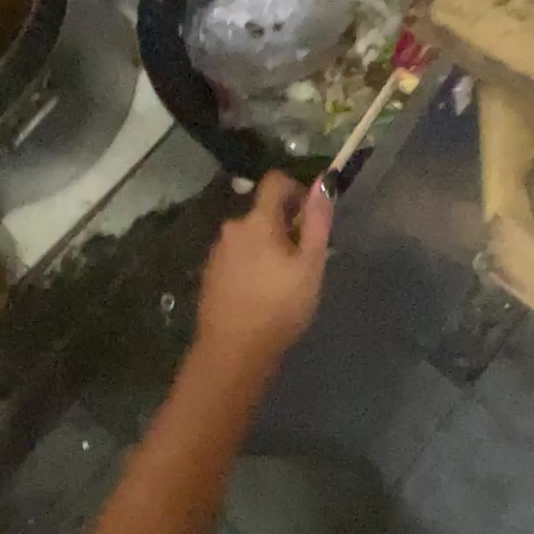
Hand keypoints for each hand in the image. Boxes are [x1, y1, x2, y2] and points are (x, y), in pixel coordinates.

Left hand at [195, 172, 333, 363]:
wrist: (233, 352)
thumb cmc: (280, 306)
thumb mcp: (310, 264)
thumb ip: (317, 221)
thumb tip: (323, 182)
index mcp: (258, 220)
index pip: (275, 181)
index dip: (297, 190)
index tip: (311, 217)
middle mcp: (232, 228)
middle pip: (263, 211)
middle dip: (285, 225)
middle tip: (304, 258)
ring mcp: (217, 252)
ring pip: (249, 235)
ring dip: (268, 246)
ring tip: (284, 280)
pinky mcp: (210, 274)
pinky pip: (237, 255)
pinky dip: (252, 263)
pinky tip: (262, 293)